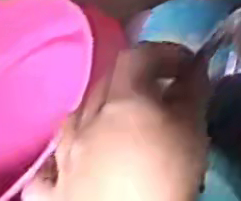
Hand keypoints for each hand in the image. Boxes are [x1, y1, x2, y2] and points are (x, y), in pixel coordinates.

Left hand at [24, 42, 209, 200]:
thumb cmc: (170, 171)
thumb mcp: (194, 123)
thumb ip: (194, 88)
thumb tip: (195, 66)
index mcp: (123, 100)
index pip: (138, 55)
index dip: (164, 53)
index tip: (187, 66)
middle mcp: (86, 124)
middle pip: (104, 83)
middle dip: (135, 78)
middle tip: (161, 89)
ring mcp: (62, 162)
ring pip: (72, 120)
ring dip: (96, 112)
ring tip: (119, 123)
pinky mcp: (50, 197)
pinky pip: (45, 171)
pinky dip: (59, 160)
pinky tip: (72, 164)